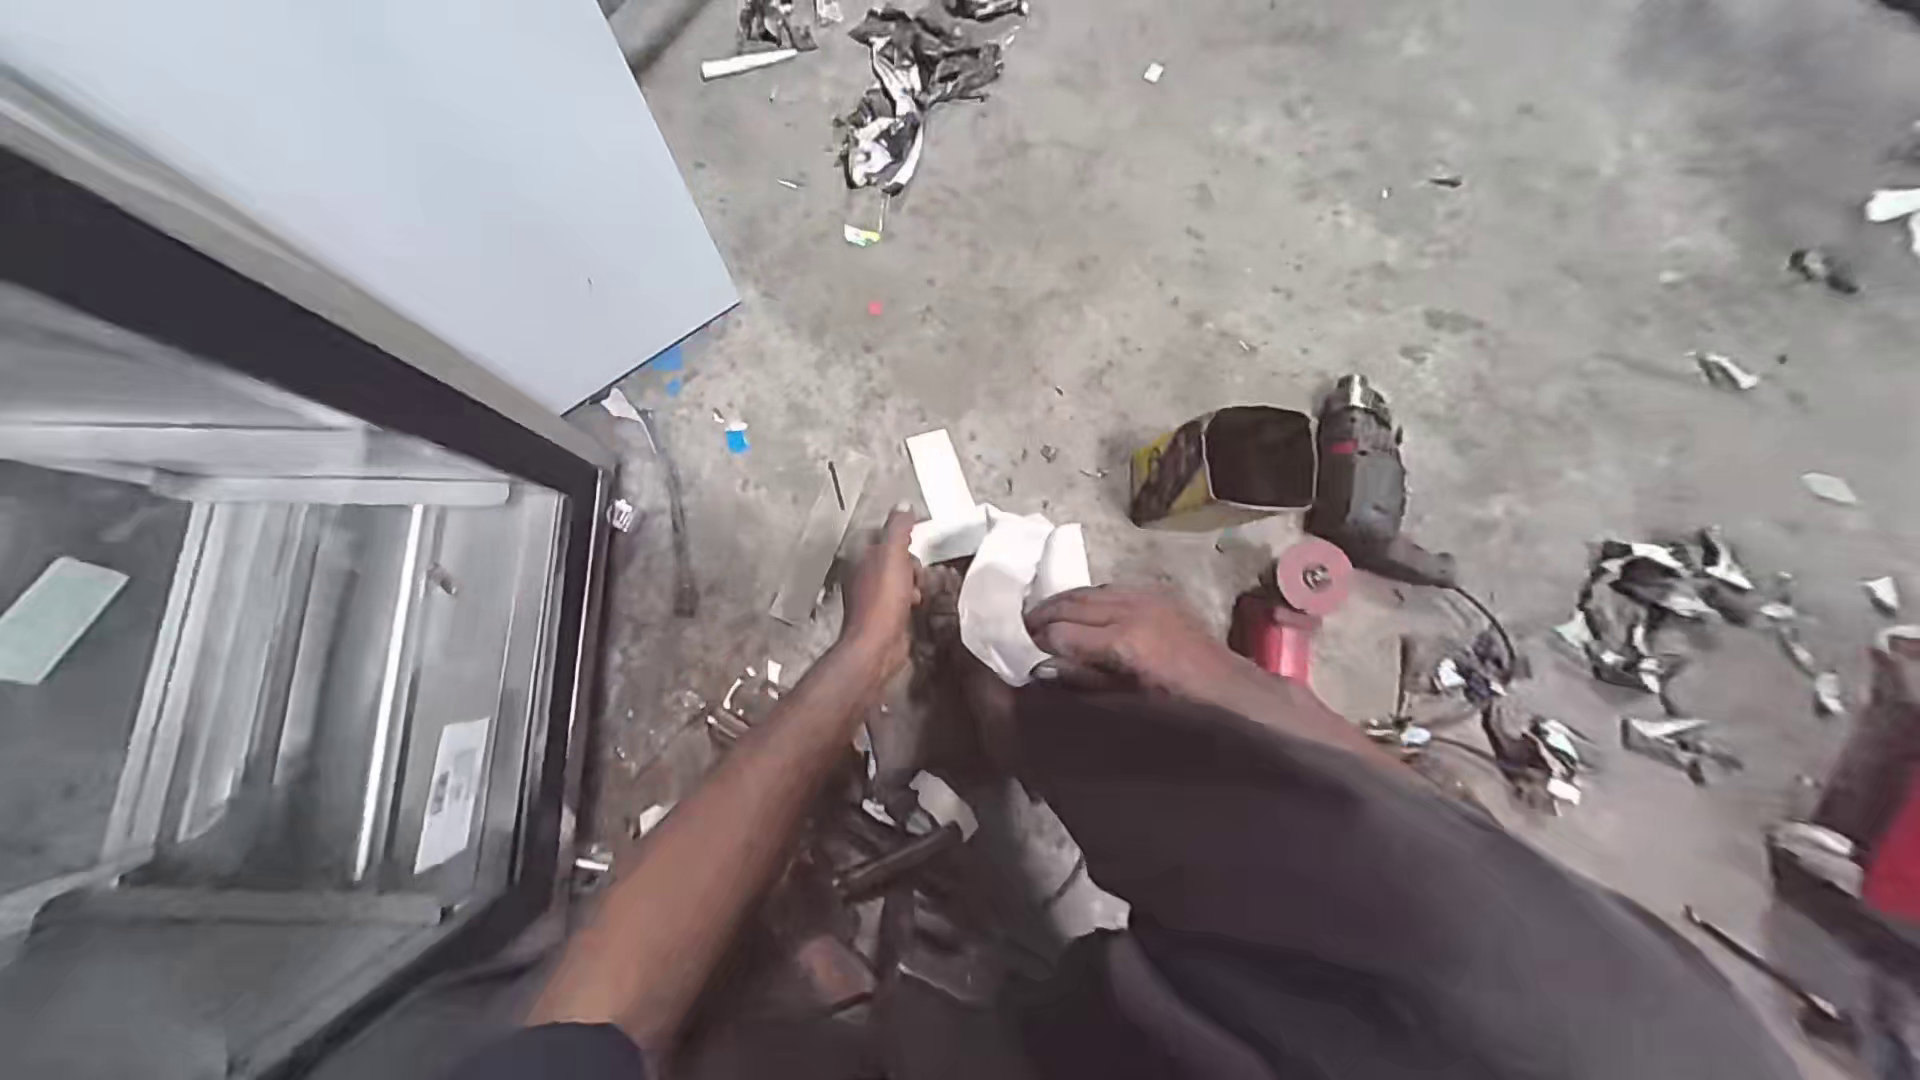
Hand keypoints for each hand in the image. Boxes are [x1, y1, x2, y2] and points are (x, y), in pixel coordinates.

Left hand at [839, 508, 921, 671]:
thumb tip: (904, 507)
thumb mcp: (893, 555)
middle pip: (892, 554)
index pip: (880, 531)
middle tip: (914, 567)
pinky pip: (903, 596)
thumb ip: (898, 528)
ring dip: (913, 579)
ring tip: (916, 587)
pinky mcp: (884, 612)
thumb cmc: (881, 603)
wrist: (878, 645)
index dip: (899, 531)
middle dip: (909, 559)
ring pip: (900, 575)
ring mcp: (872, 594)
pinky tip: (916, 603)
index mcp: (858, 555)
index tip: (915, 533)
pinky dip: (912, 597)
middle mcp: (861, 573)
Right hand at [1025, 586, 1247, 699]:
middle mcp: (1132, 610)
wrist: (1233, 691)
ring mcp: (1146, 597)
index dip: (1038, 639)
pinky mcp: (1156, 593)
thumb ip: (1085, 679)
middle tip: (1021, 626)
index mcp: (1125, 642)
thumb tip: (1045, 665)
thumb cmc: (1180, 709)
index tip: (1020, 646)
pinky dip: (1087, 596)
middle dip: (1042, 614)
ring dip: (1062, 601)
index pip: (1063, 631)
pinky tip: (1078, 609)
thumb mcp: (1127, 702)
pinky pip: (1109, 588)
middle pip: (1071, 603)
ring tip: (1042, 615)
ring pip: (1088, 590)